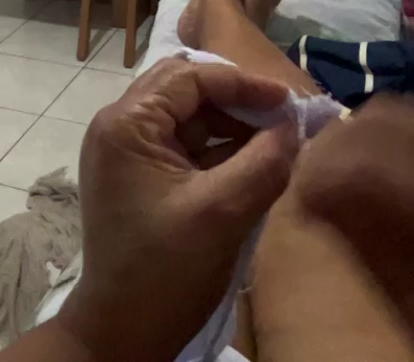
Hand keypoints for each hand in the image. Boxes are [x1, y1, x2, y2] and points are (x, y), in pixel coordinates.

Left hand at [55, 59, 300, 361]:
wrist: (121, 336)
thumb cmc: (165, 271)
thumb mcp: (222, 214)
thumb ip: (263, 163)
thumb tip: (294, 126)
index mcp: (126, 124)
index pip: (189, 78)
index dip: (242, 83)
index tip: (289, 101)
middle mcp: (119, 126)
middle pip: (184, 87)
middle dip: (235, 97)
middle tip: (280, 114)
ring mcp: (126, 151)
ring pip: (185, 114)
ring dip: (229, 121)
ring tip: (274, 138)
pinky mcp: (138, 175)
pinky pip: (182, 143)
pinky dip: (218, 146)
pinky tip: (252, 159)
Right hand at [294, 97, 413, 361]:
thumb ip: (372, 256)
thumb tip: (313, 200)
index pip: (366, 157)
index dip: (317, 169)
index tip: (293, 198)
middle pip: (379, 119)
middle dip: (333, 146)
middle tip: (309, 188)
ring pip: (401, 113)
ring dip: (362, 140)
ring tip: (343, 187)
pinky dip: (392, 144)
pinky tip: (387, 186)